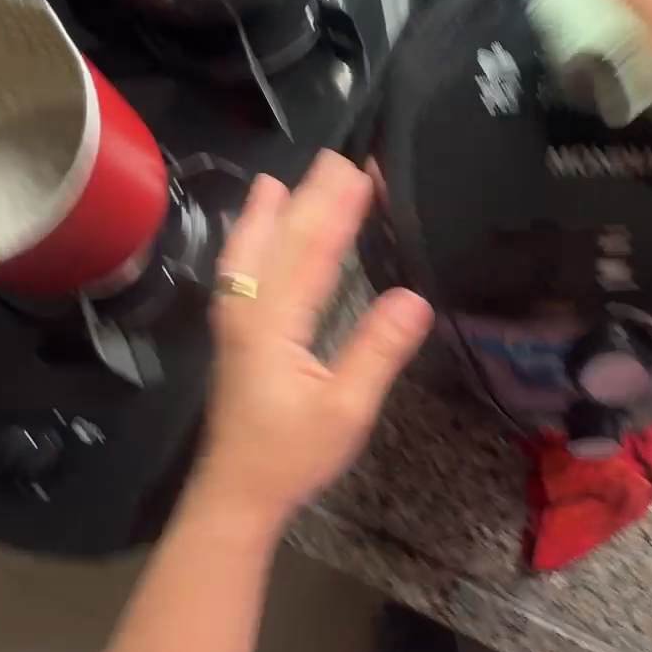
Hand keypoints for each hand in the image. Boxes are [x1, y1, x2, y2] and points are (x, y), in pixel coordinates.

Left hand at [190, 152, 433, 519]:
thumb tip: (415, 297)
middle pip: (280, 243)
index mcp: (275, 323)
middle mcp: (249, 311)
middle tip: (338, 159)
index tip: (361, 170)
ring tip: (282, 181)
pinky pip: (241, 274)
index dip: (338, 209)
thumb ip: (378, 351)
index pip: (312, 252)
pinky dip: (248, 245)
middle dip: (310, 199)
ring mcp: (236, 323)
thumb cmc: (291, 455)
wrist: (237, 493)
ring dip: (272, 216)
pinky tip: (254, 239)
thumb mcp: (346, 408)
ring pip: (250, 255)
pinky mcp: (236, 337)